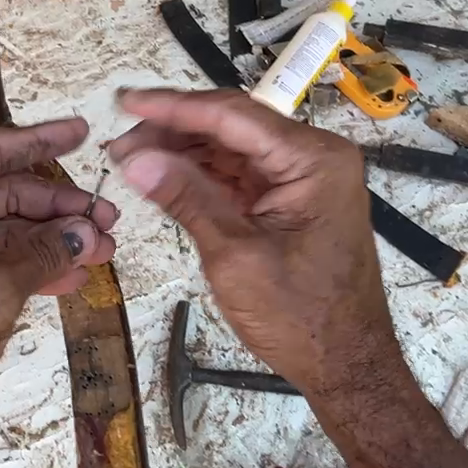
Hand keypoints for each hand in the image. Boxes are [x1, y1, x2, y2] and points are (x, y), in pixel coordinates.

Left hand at [0, 119, 117, 467]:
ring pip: (0, 232)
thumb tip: (88, 229)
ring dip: (50, 241)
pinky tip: (72, 275)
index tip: (83, 132)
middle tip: (109, 217)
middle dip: (56, 207)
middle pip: (0, 194)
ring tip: (104, 248)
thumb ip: (42, 253)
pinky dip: (29, 269)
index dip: (41, 141)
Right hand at [105, 89, 395, 395]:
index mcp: (312, 158)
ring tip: (130, 159)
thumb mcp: (235, 256)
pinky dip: (197, 173)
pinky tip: (161, 174)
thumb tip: (133, 159)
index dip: (173, 106)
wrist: (347, 367)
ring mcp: (299, 176)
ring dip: (180, 150)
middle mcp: (310, 155)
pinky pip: (235, 172)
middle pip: (229, 124)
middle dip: (171, 130)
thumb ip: (186, 199)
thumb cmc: (300, 317)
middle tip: (120, 144)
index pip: (231, 115)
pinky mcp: (286, 197)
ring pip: (228, 146)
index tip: (125, 99)